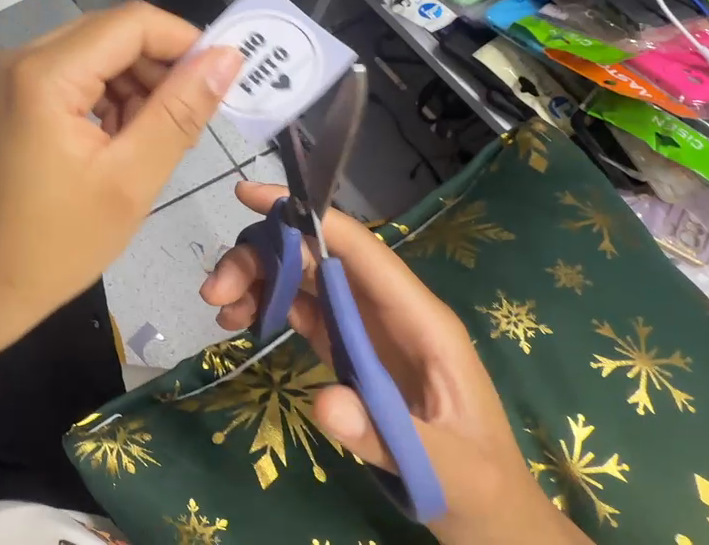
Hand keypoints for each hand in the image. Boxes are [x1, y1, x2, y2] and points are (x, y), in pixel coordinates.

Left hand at [0, 3, 243, 355]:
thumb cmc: (60, 241)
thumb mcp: (132, 179)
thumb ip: (180, 111)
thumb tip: (227, 58)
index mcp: (45, 73)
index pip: (131, 23)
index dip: (184, 43)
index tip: (220, 82)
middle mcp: (23, 57)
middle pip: (113, 33)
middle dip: (159, 70)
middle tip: (184, 125)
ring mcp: (15, 73)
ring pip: (98, 52)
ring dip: (135, 86)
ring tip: (147, 142)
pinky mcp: (16, 91)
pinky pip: (77, 72)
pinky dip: (108, 97)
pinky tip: (119, 141)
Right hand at [200, 182, 589, 544]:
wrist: (493, 519)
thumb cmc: (480, 489)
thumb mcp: (444, 471)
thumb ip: (384, 435)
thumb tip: (321, 401)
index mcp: (420, 321)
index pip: (359, 249)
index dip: (305, 216)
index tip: (249, 196)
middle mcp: (388, 311)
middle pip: (317, 257)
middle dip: (262, 258)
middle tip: (215, 293)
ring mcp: (366, 327)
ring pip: (302, 276)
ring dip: (256, 280)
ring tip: (220, 312)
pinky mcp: (348, 347)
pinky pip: (301, 307)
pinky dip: (265, 304)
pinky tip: (239, 321)